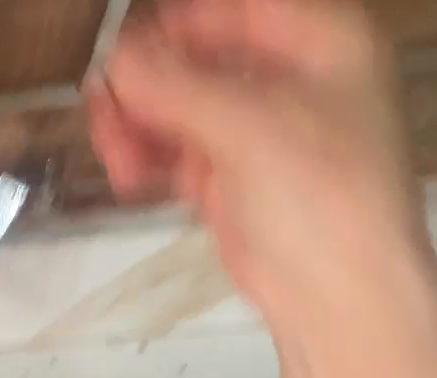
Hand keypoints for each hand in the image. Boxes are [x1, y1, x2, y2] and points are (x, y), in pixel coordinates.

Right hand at [88, 0, 436, 377]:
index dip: (179, 26)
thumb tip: (115, 60)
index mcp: (321, 43)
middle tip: (104, 108)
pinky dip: (149, 161)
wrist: (332, 291)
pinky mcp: (228, 181)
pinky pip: (177, 155)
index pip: (239, 9)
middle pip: (200, 61)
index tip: (122, 52)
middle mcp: (287, 81)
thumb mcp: (251, 128)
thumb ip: (179, 89)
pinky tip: (127, 174)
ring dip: (140, 127)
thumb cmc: (318, 197)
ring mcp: (255, 135)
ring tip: (113, 153)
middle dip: (149, 86)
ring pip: (180, 111)